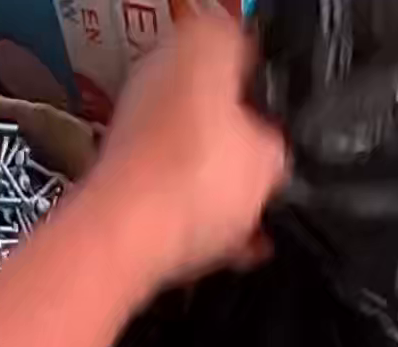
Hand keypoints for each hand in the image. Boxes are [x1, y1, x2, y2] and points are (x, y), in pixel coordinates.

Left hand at [85, 6, 287, 284]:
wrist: (123, 243)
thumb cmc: (189, 182)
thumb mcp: (270, 160)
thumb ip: (274, 151)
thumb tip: (267, 165)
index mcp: (202, 43)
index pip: (253, 56)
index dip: (275, 102)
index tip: (283, 134)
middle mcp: (156, 79)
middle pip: (216, 119)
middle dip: (240, 161)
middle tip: (264, 190)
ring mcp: (130, 135)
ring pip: (189, 165)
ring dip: (217, 200)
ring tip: (248, 234)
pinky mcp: (114, 188)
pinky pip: (164, 201)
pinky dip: (189, 223)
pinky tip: (217, 251)